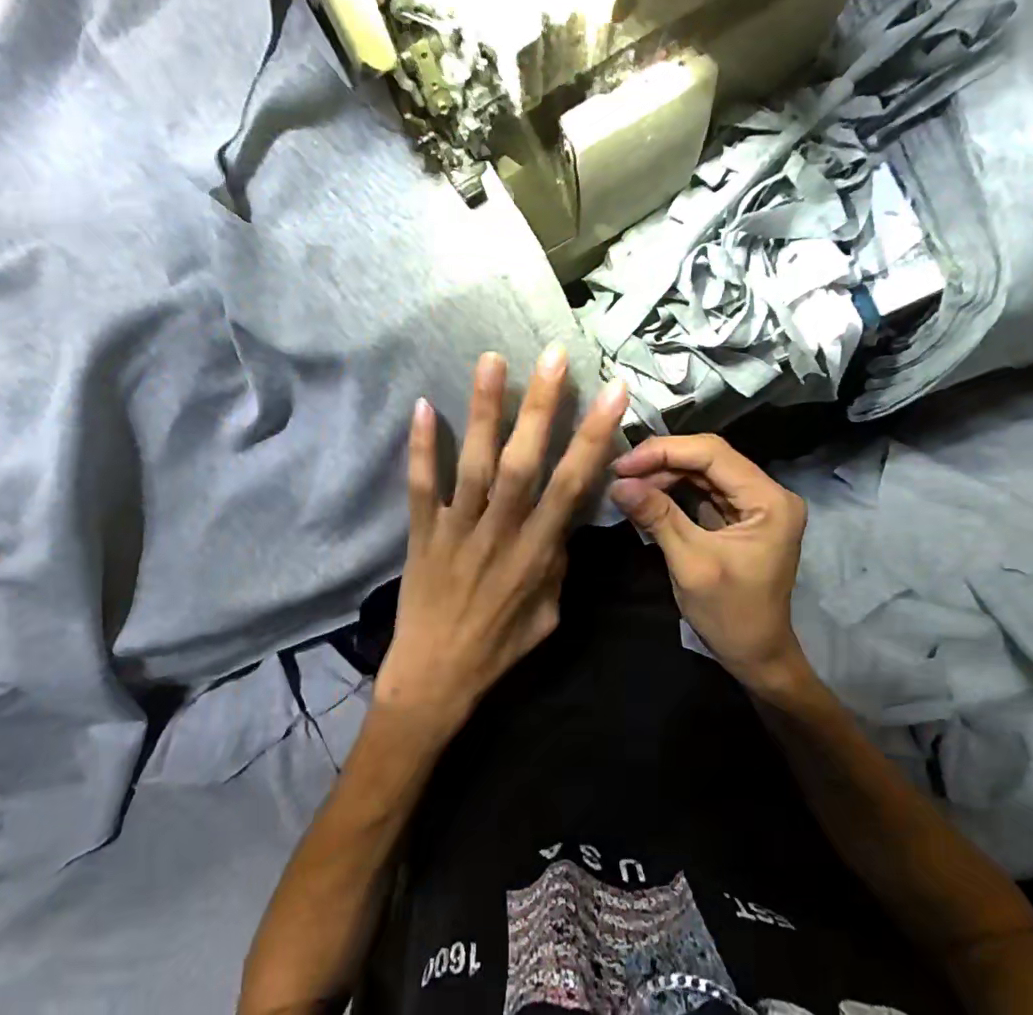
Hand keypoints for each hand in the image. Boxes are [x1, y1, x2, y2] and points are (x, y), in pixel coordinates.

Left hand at [374, 345, 628, 728]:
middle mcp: (499, 533)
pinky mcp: (421, 534)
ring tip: (492, 359)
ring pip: (472, 463)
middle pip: (522, 462)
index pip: (572, 486)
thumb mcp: (549, 614)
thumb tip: (561, 522)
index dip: (594, 437)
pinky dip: (419, 448)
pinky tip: (420, 405)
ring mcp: (456, 530)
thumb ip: (557, 563)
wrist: (436, 678)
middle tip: (554, 356)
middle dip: (542, 406)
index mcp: (537, 553)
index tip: (613, 393)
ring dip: (482, 410)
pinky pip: (420, 487)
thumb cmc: (500, 648)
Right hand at [607, 434, 808, 691]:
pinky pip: (704, 492)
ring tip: (627, 483)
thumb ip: (657, 517)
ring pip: (704, 473)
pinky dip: (674, 491)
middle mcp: (768, 493)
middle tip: (620, 473)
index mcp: (769, 501)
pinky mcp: (740, 517)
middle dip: (662, 461)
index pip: (713, 455)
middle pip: (709, 458)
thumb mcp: (691, 563)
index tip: (623, 464)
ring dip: (665, 474)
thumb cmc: (730, 614)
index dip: (665, 452)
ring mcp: (755, 505)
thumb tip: (617, 484)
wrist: (756, 655)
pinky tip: (646, 492)